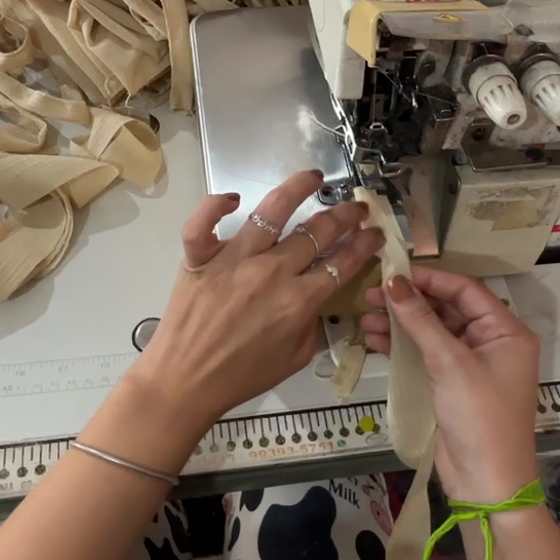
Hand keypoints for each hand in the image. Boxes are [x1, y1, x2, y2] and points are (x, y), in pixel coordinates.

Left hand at [128, 170, 385, 434]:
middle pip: (316, 231)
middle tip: (356, 208)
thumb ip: (313, 323)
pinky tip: (233, 198)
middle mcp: (270, 272)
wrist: (184, 382)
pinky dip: (215, 205)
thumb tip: (316, 297)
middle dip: (345, 216)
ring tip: (313, 178)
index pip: (341, 262)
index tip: (375, 233)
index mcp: (298, 301)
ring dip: (297, 189)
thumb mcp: (295, 358)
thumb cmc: (241, 376)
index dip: (365, 244)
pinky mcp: (199, 257)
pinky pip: (203, 222)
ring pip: (270, 211)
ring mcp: (233, 260)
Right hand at [363, 268, 541, 501]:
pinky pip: (426, 354)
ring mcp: (472, 364)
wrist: (486, 482)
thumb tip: (394, 281)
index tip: (393, 273)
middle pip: (447, 309)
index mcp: (506, 331)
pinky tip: (374, 340)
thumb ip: (420, 319)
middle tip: (371, 295)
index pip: (465, 290)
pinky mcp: (453, 384)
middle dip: (409, 303)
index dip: (429, 279)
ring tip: (364, 319)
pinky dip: (402, 347)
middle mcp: (492, 342)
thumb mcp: (449, 363)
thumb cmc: (478, 415)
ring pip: (432, 331)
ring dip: (400, 324)